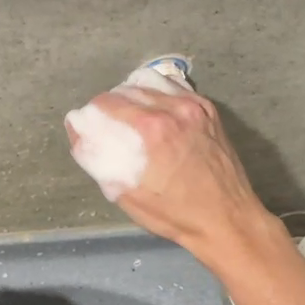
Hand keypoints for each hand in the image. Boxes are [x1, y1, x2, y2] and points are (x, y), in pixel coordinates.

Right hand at [68, 86, 275, 263]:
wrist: (226, 219)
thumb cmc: (172, 213)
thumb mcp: (124, 192)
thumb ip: (96, 158)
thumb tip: (78, 132)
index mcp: (150, 128)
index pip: (107, 102)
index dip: (91, 113)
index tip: (88, 124)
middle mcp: (173, 109)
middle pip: (127, 89)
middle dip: (111, 104)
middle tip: (107, 123)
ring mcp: (195, 107)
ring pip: (151, 84)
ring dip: (133, 96)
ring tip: (129, 115)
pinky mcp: (209, 111)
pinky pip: (174, 90)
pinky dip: (158, 95)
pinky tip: (154, 111)